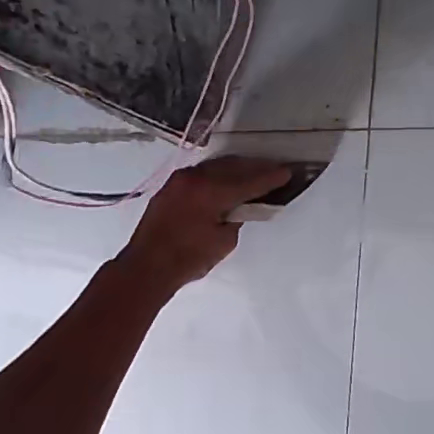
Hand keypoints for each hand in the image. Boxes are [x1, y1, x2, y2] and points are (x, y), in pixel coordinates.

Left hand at [114, 157, 289, 292]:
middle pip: (234, 166)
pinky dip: (218, 174)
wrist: (145, 267)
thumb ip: (237, 216)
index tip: (288, 173)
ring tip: (253, 173)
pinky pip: (202, 173)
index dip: (272, 177)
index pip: (251, 181)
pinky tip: (227, 181)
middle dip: (256, 168)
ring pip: (217, 166)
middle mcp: (196, 178)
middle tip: (274, 170)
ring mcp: (180, 180)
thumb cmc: (188, 258)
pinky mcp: (171, 187)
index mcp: (212, 191)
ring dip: (237, 169)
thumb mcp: (225, 240)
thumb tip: (241, 206)